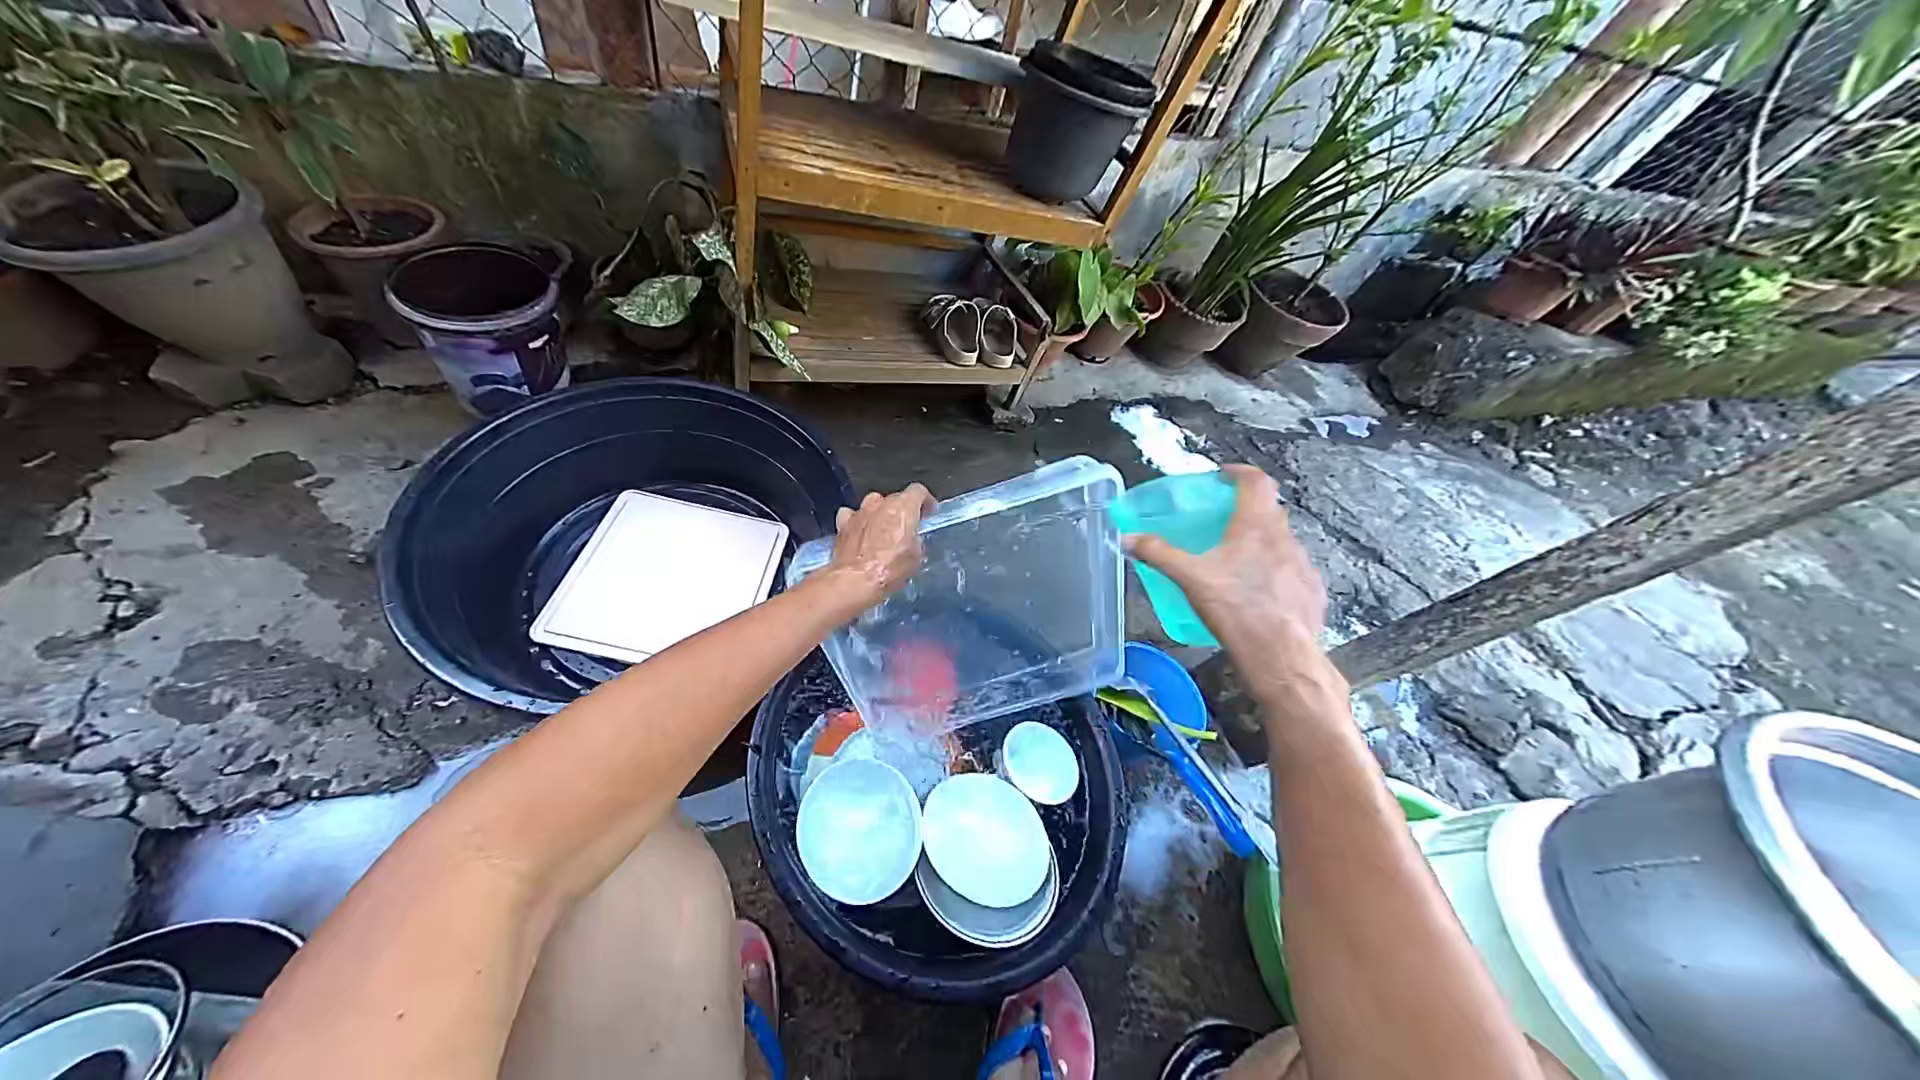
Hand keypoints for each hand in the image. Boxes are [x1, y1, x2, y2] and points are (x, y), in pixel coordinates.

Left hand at [820, 484, 934, 609]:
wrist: (856, 580)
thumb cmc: (889, 569)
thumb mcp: (916, 556)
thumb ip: (915, 539)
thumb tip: (910, 539)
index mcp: (904, 507)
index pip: (918, 491)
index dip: (925, 501)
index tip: (928, 511)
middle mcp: (880, 504)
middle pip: (895, 498)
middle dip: (902, 511)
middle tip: (907, 528)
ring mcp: (859, 513)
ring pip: (873, 504)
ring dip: (880, 515)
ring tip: (883, 531)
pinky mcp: (843, 525)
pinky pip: (851, 516)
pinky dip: (857, 522)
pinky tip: (860, 533)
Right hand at [1124, 465, 1331, 691]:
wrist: (1281, 654)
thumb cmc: (1237, 610)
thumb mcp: (1189, 579)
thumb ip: (1159, 554)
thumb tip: (1130, 539)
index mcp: (1256, 526)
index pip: (1256, 482)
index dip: (1240, 473)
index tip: (1225, 476)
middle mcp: (1284, 539)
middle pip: (1269, 510)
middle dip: (1246, 509)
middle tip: (1223, 519)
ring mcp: (1302, 565)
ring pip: (1281, 541)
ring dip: (1262, 542)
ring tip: (1238, 559)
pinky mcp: (1310, 591)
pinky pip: (1292, 571)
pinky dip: (1275, 572)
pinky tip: (1258, 591)